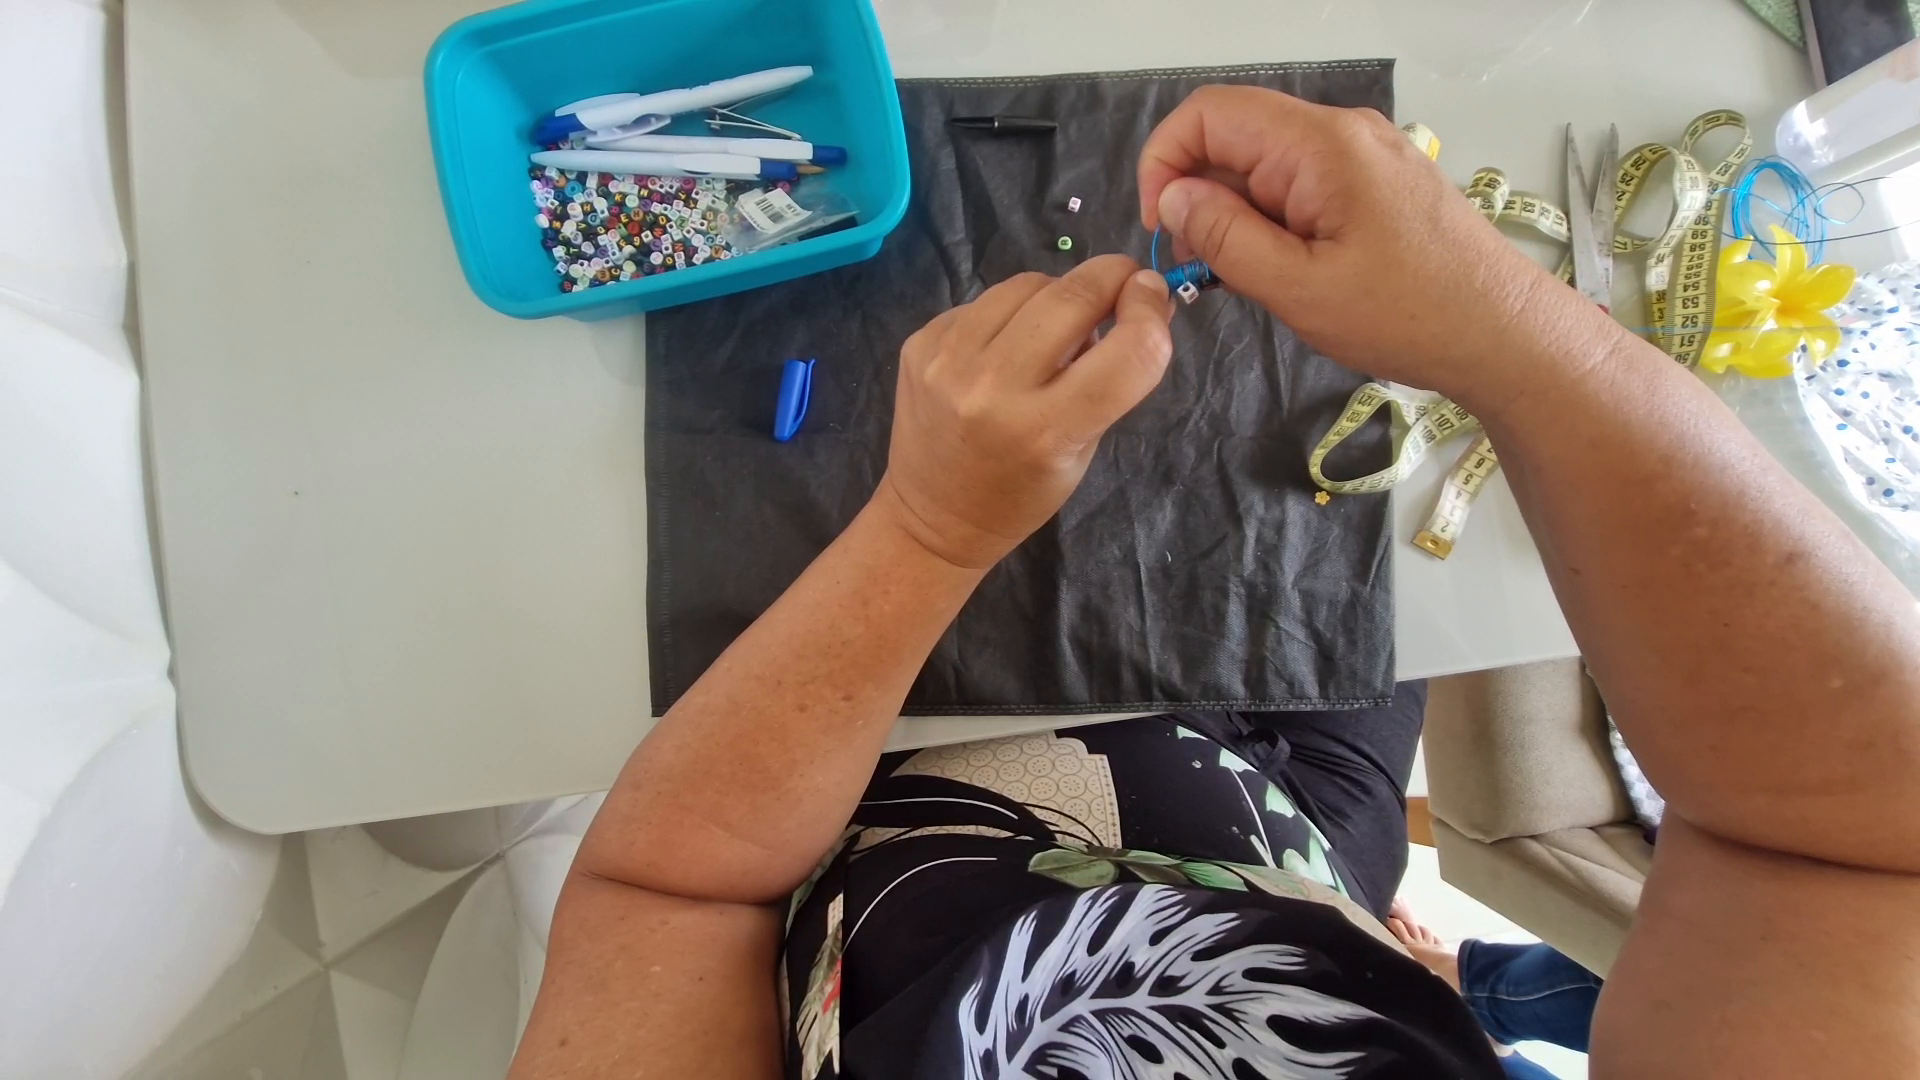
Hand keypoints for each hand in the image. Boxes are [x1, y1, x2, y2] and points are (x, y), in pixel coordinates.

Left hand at [875, 255, 1173, 569]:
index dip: (1151, 310)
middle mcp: (993, 389)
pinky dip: (1009, 315)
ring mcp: (948, 362)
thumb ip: (1111, 380)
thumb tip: (1137, 298)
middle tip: (1121, 287)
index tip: (1152, 295)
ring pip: (1028, 285)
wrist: (932, 517)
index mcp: (1046, 431)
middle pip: (1074, 296)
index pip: (1130, 351)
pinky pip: (984, 302)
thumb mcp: (1081, 453)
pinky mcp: (920, 344)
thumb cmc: (1019, 496)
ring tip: (1054, 330)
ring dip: (1056, 296)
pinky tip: (1004, 348)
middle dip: (1110, 279)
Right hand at [1137, 85, 1587, 405]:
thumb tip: (1170, 198)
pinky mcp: (1365, 185)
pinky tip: (1264, 268)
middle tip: (1191, 267)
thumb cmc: (1399, 314)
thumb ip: (1224, 236)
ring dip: (1226, 215)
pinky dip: (1260, 223)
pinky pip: (1291, 187)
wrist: (1496, 332)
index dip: (1164, 163)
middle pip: (1233, 138)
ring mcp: (1355, 157)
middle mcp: (1337, 134)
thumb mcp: (1295, 286)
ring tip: (1227, 275)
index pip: (1209, 115)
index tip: (1157, 230)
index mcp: (1318, 146)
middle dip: (1193, 195)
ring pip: (1259, 167)